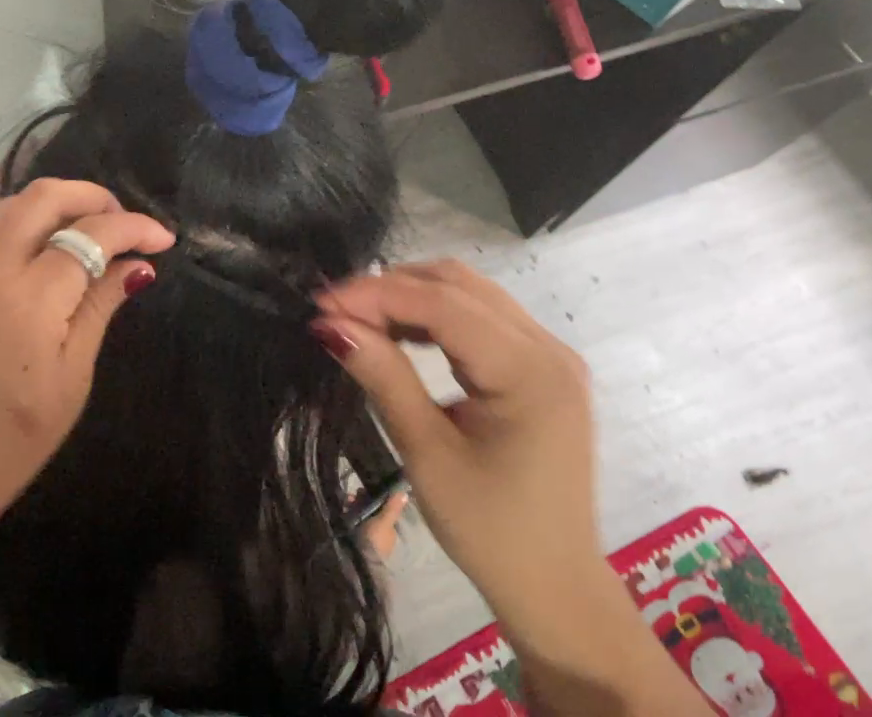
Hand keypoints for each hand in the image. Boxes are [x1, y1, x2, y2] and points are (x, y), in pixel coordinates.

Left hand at [0, 178, 174, 512]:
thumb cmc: (14, 439)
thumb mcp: (73, 376)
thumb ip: (100, 307)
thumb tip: (137, 265)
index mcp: (29, 298)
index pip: (89, 235)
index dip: (133, 227)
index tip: (163, 239)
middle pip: (43, 197)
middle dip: (92, 196)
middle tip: (124, 223)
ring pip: (11, 206)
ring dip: (55, 204)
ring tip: (90, 232)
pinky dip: (25, 223)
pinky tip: (46, 250)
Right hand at [313, 262, 603, 618]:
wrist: (553, 585)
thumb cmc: (489, 529)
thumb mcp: (427, 452)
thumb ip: (383, 378)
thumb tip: (330, 326)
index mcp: (530, 371)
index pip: (442, 305)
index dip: (376, 295)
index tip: (319, 305)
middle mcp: (549, 349)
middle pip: (459, 285)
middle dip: (391, 288)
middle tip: (334, 313)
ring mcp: (550, 356)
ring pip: (470, 295)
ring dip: (411, 297)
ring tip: (357, 320)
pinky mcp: (540, 369)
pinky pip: (481, 320)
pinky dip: (434, 318)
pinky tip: (397, 333)